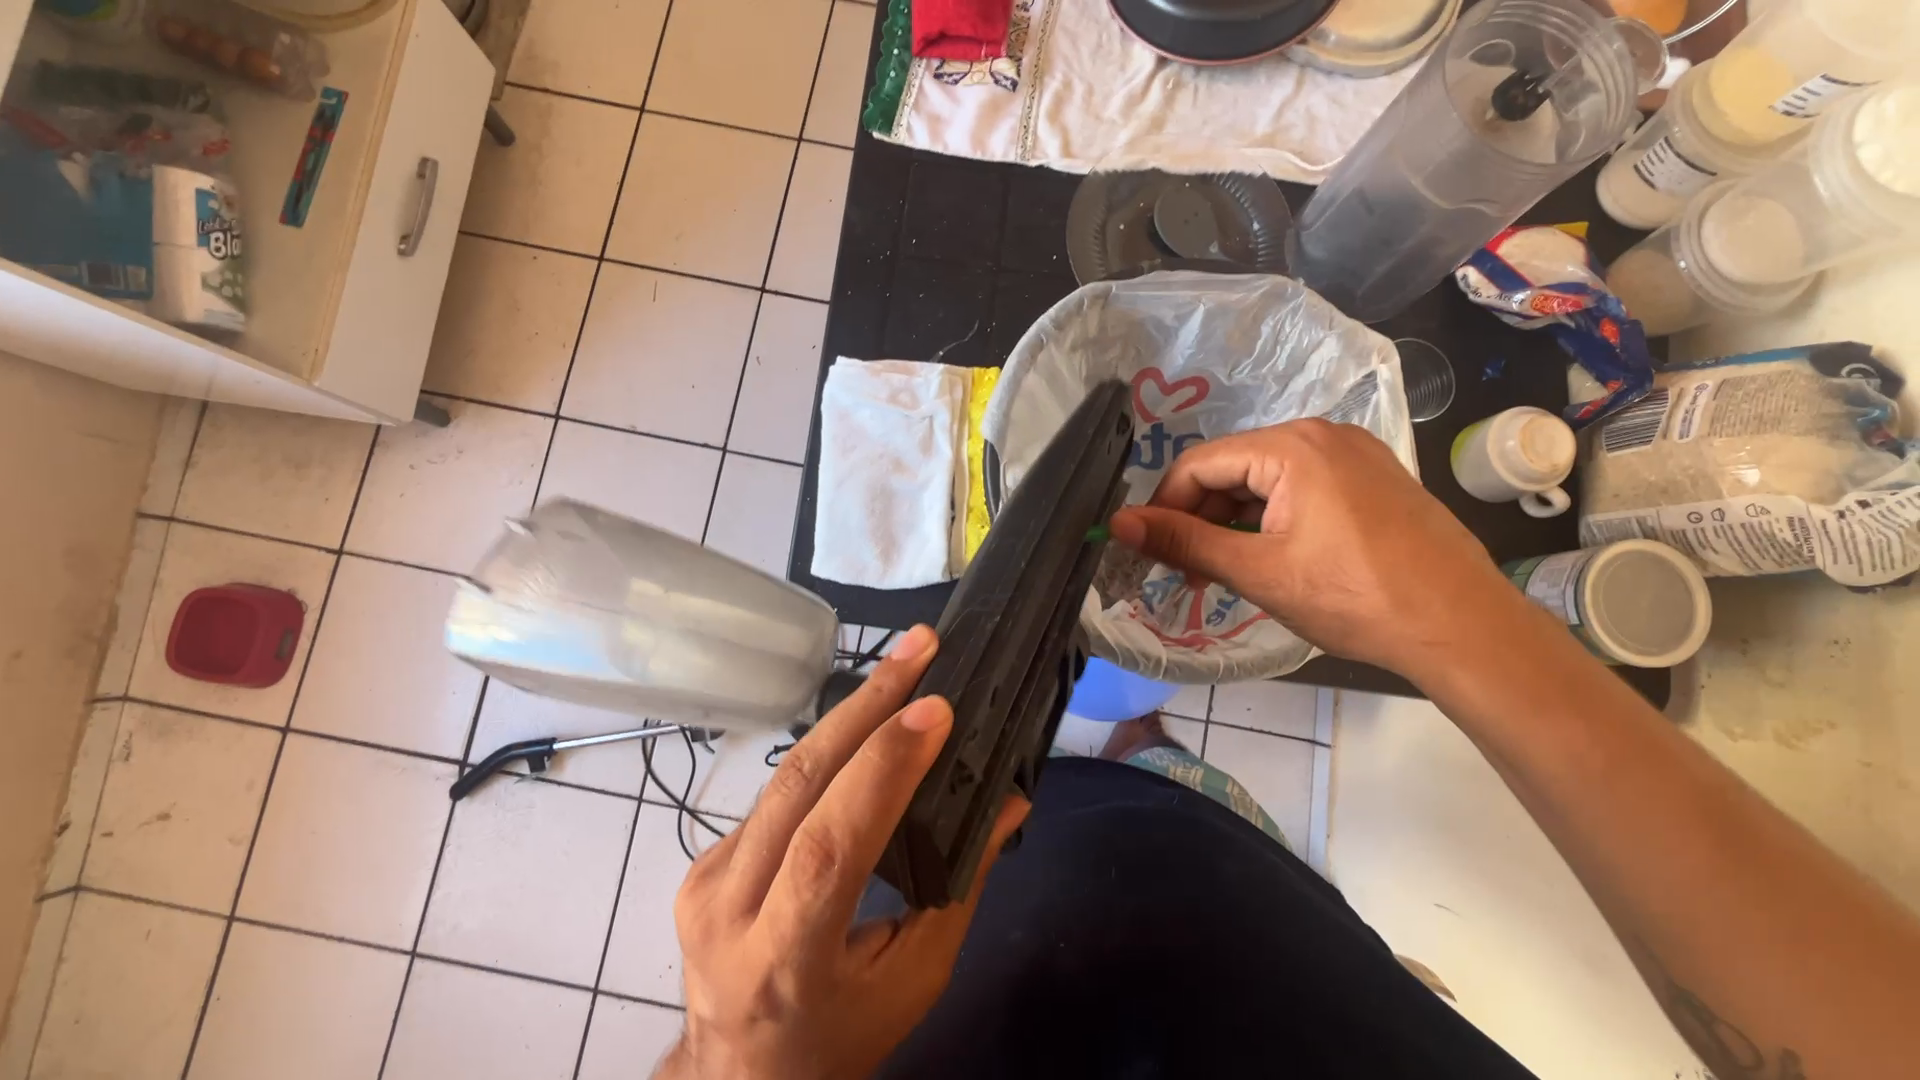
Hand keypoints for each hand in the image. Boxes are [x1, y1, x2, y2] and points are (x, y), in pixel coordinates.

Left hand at [656, 625, 1028, 1079]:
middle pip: (798, 786)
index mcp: (787, 957)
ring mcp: (705, 880)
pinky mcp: (700, 862)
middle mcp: (731, 909)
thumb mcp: (912, 979)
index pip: (831, 846)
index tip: (932, 709)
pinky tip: (866, 723)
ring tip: (903, 665)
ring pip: (784, 777)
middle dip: (866, 705)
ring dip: (849, 715)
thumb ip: (959, 888)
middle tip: (920, 646)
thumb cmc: (840, 1036)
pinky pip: (776, 796)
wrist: (737, 1076)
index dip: (882, 770)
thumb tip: (1007, 803)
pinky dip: (828, 754)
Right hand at [1107, 419, 1527, 679]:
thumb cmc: (1354, 596)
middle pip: (1232, 468)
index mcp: (1292, 446)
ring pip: (1265, 480)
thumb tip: (1118, 524)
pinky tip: (1273, 559)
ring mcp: (1353, 453)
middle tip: (1192, 575)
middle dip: (1202, 519)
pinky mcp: (1372, 478)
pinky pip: (1300, 488)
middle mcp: (1322, 434)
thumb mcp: (1257, 571)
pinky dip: (1272, 520)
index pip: (1199, 464)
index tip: (1153, 555)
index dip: (1165, 508)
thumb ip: (1184, 543)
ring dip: (1235, 523)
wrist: (1461, 624)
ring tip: (1230, 574)